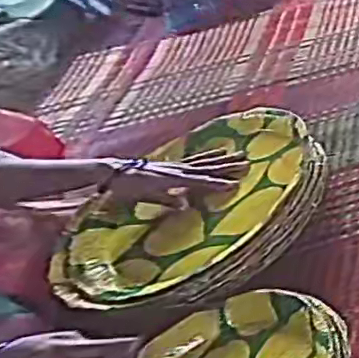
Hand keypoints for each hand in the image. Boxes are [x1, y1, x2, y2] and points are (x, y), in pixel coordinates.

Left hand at [102, 149, 249, 205]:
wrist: (111, 172)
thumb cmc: (126, 188)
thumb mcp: (144, 198)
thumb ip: (165, 200)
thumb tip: (184, 205)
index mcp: (174, 179)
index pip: (201, 181)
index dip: (218, 183)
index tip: (235, 184)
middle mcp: (180, 170)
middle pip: (209, 167)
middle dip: (228, 165)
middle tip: (247, 162)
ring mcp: (178, 165)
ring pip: (206, 161)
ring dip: (224, 159)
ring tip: (240, 154)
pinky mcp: (175, 164)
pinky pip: (197, 158)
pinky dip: (210, 154)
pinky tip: (219, 151)